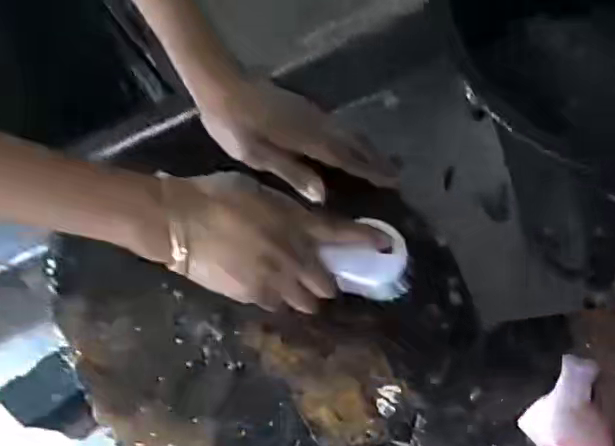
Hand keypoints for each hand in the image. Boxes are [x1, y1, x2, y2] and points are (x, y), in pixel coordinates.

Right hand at [157, 172, 389, 312]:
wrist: (178, 220)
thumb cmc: (215, 196)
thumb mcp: (259, 193)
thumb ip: (289, 212)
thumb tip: (307, 224)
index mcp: (296, 224)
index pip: (341, 233)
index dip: (367, 241)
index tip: (387, 246)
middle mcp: (295, 256)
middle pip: (328, 285)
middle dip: (324, 284)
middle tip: (312, 278)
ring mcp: (278, 281)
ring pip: (308, 303)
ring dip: (304, 298)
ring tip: (289, 288)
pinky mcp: (258, 297)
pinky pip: (279, 306)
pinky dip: (277, 301)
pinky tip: (262, 288)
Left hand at [198, 78, 397, 203]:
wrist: (217, 81)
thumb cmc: (233, 124)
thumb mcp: (257, 155)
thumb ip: (291, 173)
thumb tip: (323, 195)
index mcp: (308, 140)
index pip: (348, 159)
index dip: (371, 172)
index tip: (392, 183)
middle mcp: (315, 126)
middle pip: (354, 145)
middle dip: (376, 161)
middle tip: (397, 176)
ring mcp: (311, 114)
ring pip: (347, 134)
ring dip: (367, 149)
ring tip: (383, 162)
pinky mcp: (303, 109)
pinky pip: (337, 127)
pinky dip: (351, 139)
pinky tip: (353, 146)